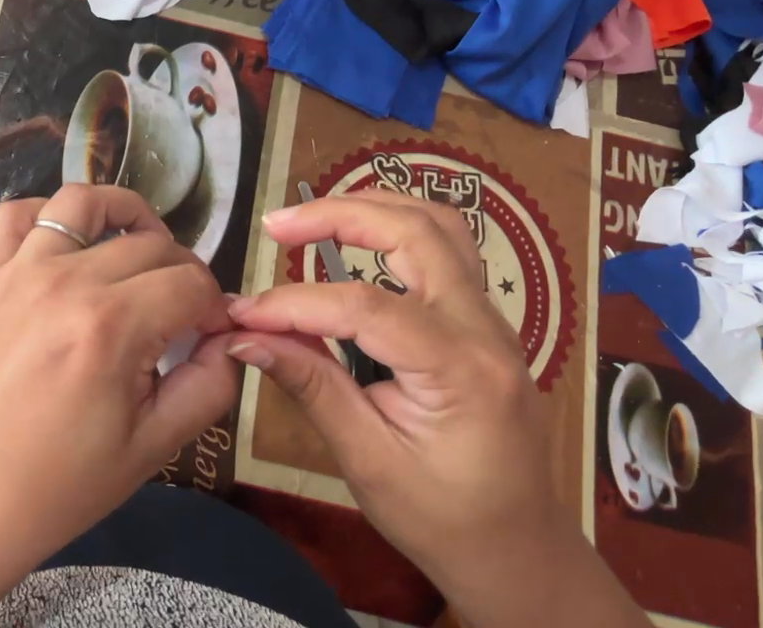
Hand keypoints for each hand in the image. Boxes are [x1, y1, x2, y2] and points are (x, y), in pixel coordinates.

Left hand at [0, 183, 238, 559]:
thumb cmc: (57, 486)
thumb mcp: (151, 449)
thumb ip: (206, 387)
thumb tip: (224, 340)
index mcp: (112, 326)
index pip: (191, 282)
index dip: (213, 307)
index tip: (209, 337)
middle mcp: (67, 281)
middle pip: (150, 243)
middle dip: (181, 271)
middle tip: (180, 316)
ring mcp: (21, 271)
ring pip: (84, 201)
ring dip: (124, 214)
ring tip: (139, 246)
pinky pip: (15, 215)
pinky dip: (46, 214)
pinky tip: (66, 245)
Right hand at [227, 191, 647, 627]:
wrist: (521, 554)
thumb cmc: (444, 521)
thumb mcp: (368, 461)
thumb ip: (310, 384)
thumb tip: (245, 337)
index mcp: (461, 370)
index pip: (364, 306)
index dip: (294, 302)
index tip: (242, 313)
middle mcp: (485, 328)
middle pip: (415, 232)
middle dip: (338, 215)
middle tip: (275, 224)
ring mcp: (493, 320)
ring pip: (439, 226)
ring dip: (372, 208)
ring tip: (311, 218)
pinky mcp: (484, 322)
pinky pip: (445, 250)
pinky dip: (394, 229)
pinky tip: (355, 239)